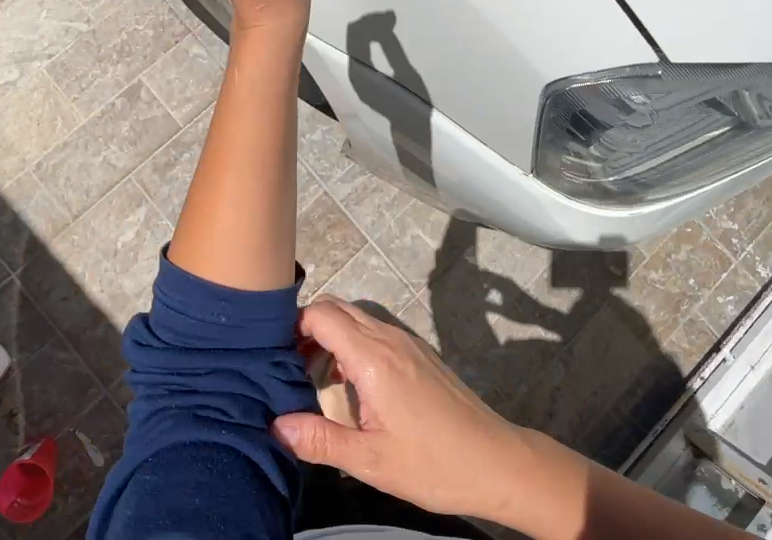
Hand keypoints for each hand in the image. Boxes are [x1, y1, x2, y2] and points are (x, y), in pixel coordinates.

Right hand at [271, 299, 589, 536]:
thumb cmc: (433, 464)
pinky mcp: (417, 352)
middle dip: (306, 327)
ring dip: (329, 335)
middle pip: (335, 307)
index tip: (275, 354)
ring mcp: (406, 341)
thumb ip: (320, 440)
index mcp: (372, 358)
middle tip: (289, 364)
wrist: (496, 462)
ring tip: (313, 375)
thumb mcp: (370, 461)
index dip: (292, 326)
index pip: (321, 314)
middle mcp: (388, 338)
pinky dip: (352, 343)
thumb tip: (275, 427)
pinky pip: (373, 331)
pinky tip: (349, 383)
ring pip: (355, 318)